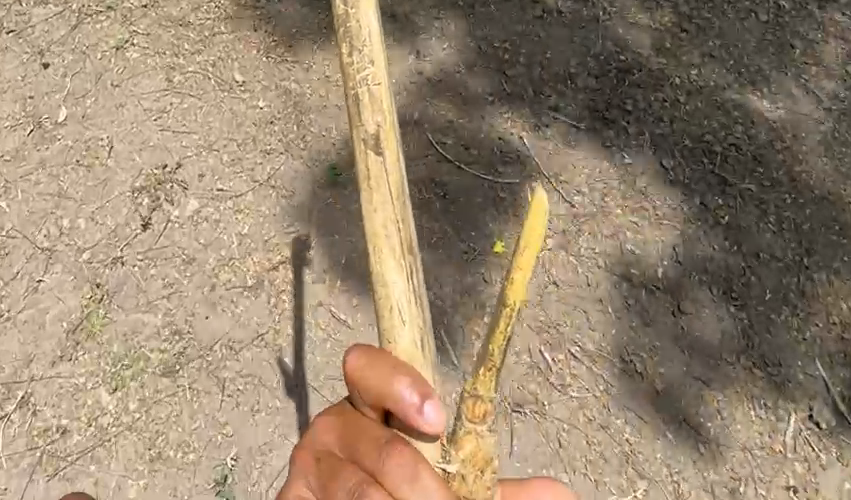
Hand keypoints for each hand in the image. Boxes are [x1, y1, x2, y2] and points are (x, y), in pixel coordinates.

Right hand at [278, 344, 573, 499]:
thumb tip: (559, 494)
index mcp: (370, 403)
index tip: (436, 420)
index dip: (399, 385)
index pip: (367, 365)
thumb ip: (496, 489)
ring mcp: (310, 466)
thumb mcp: (450, 486)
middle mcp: (335, 424)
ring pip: (363, 496)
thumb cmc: (405, 493)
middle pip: (384, 451)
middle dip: (428, 493)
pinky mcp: (291, 498)